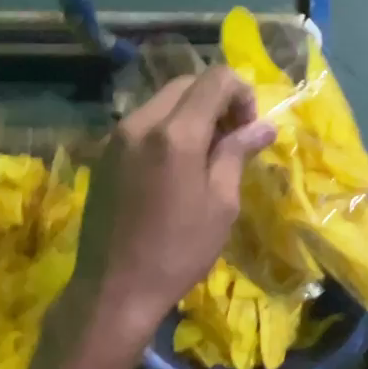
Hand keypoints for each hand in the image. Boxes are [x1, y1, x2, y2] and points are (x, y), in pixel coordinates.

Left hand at [67, 67, 275, 345]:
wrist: (115, 289)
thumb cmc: (178, 252)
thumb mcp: (221, 205)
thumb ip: (237, 154)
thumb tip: (263, 127)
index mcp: (175, 134)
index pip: (215, 79)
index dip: (241, 94)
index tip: (248, 129)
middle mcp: (141, 122)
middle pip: (186, 84)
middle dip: (216, 101)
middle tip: (231, 141)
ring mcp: (117, 136)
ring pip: (162, 101)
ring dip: (190, 114)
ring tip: (205, 157)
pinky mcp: (104, 154)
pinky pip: (143, 123)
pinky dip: (167, 129)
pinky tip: (175, 169)